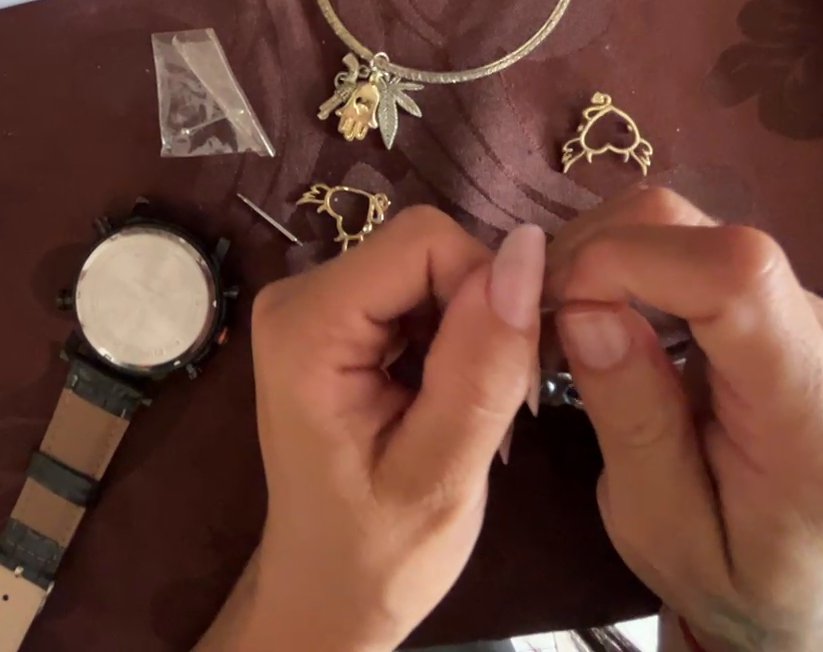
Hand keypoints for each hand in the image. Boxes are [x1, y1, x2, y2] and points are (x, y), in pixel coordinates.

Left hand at [195, 208, 545, 651]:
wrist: (326, 581)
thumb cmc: (380, 550)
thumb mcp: (444, 470)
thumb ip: (483, 360)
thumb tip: (526, 248)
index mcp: (305, 325)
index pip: (421, 241)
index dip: (485, 289)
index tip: (506, 374)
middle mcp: (296, 293)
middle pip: (420, 249)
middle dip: (475, 311)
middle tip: (491, 402)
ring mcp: (307, 299)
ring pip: (422, 266)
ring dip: (464, 324)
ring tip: (461, 405)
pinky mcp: (327, 312)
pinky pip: (407, 287)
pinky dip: (443, 329)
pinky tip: (440, 388)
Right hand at [549, 188, 822, 651]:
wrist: (808, 604)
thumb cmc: (729, 583)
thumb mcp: (656, 526)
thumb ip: (632, 420)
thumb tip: (585, 308)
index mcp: (820, 424)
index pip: (737, 278)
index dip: (625, 260)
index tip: (551, 303)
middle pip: (702, 233)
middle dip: (594, 252)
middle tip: (536, 313)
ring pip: (689, 226)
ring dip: (602, 254)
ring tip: (565, 318)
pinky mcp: (793, 308)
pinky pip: (693, 247)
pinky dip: (625, 262)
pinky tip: (605, 314)